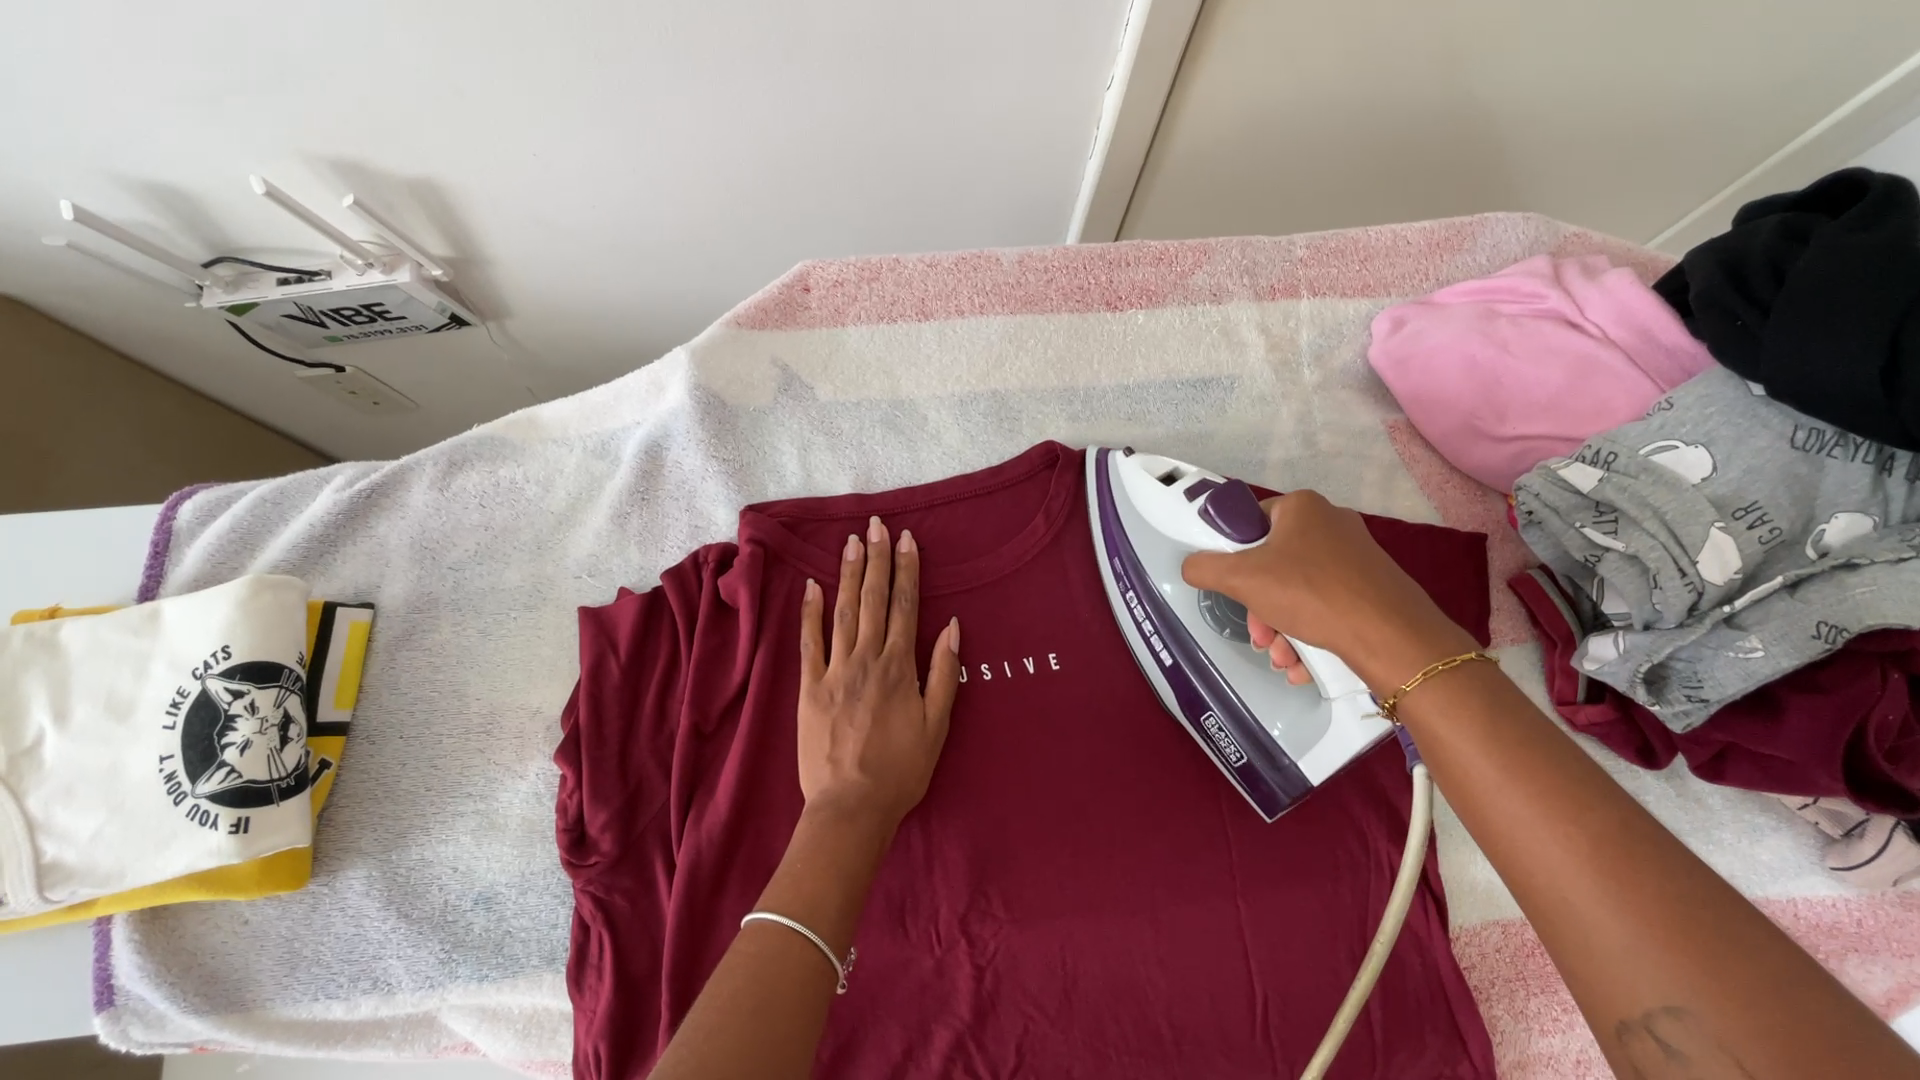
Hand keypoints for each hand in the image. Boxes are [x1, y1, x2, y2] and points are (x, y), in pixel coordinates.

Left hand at [797, 516, 960, 832]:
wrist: (852, 806)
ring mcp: (834, 672)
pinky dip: (810, 613)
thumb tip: (951, 627)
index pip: (904, 607)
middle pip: (873, 600)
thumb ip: (943, 674)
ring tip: (850, 542)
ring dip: (848, 575)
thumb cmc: (901, 770)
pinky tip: (811, 586)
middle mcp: (866, 660)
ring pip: (842, 613)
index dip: (906, 571)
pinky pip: (809, 643)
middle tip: (876, 526)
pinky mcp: (809, 688)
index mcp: (899, 668)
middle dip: (876, 560)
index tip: (907, 540)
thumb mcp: (936, 726)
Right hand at [1179, 491, 1476, 692]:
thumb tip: (1191, 566)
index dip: (1235, 556)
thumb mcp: (1240, 579)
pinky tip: (1305, 663)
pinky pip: (1326, 607)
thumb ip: (1204, 567)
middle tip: (1260, 636)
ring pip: (1299, 592)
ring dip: (1282, 629)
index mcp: (1301, 507)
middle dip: (1260, 608)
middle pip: (1274, 565)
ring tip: (1284, 659)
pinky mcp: (1372, 588)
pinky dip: (1310, 634)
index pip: (1251, 523)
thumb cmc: (1310, 593)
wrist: (1390, 635)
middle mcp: (1331, 524)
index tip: (1233, 587)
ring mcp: (1356, 557)